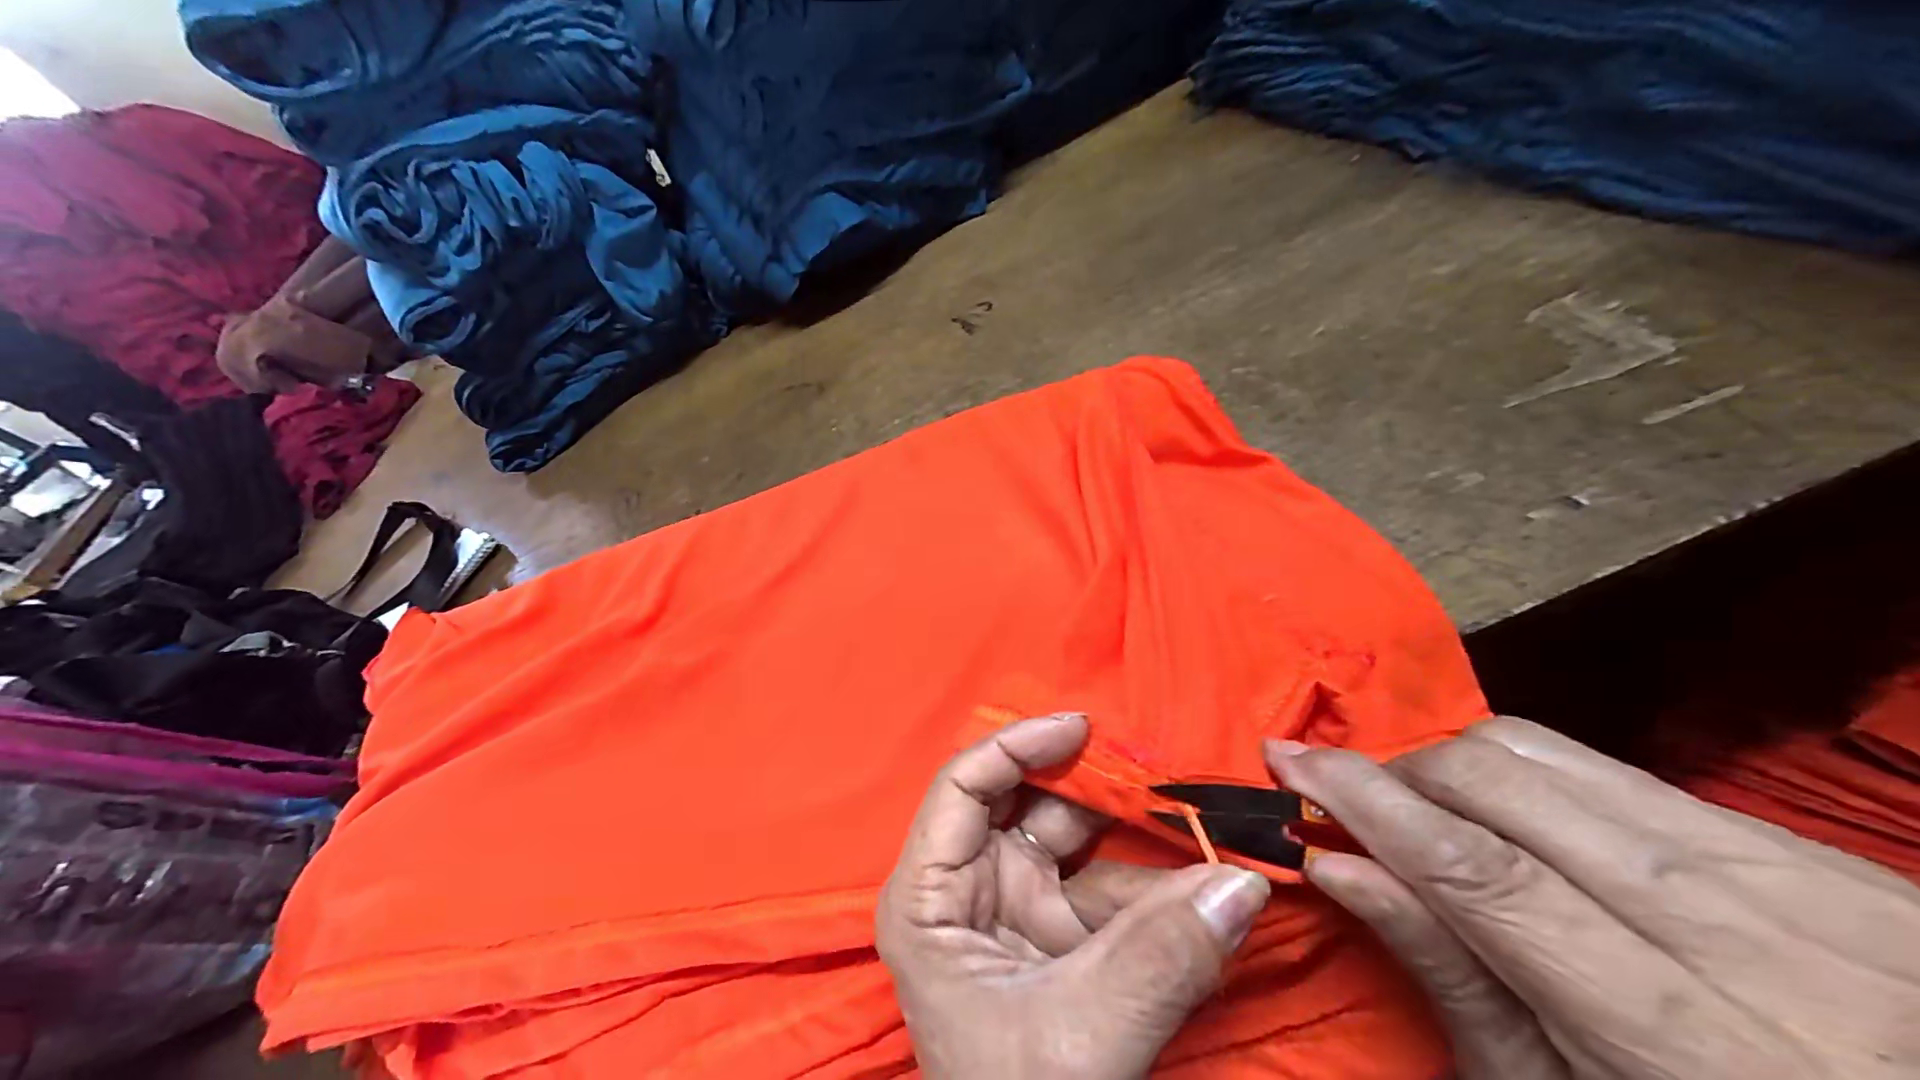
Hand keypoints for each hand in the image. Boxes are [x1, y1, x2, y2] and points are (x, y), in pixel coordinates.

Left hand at [877, 713, 1270, 1079]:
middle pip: (1028, 807)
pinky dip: (1161, 896)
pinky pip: (1113, 898)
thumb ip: (1160, 960)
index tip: (1080, 726)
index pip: (964, 787)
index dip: (1016, 745)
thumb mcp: (1079, 1037)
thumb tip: (1242, 882)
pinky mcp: (1060, 941)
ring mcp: (1017, 911)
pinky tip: (1210, 896)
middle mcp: (968, 888)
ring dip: (1144, 845)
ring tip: (1209, 838)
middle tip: (1161, 778)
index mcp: (930, 896)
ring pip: (1081, 850)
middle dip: (1096, 790)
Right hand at [1267, 717, 1919, 1078]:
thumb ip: (1448, 975)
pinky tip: (1520, 815)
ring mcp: (1794, 876)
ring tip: (1424, 801)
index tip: (1285, 757)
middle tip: (1352, 798)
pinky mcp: (1810, 846)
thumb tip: (1336, 866)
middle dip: (1398, 772)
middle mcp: (1744, 931)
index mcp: (1682, 1039)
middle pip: (1502, 784)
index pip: (1475, 868)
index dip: (1365, 801)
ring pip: (1549, 753)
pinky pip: (1615, 765)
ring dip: (1451, 762)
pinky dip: (1529, 773)